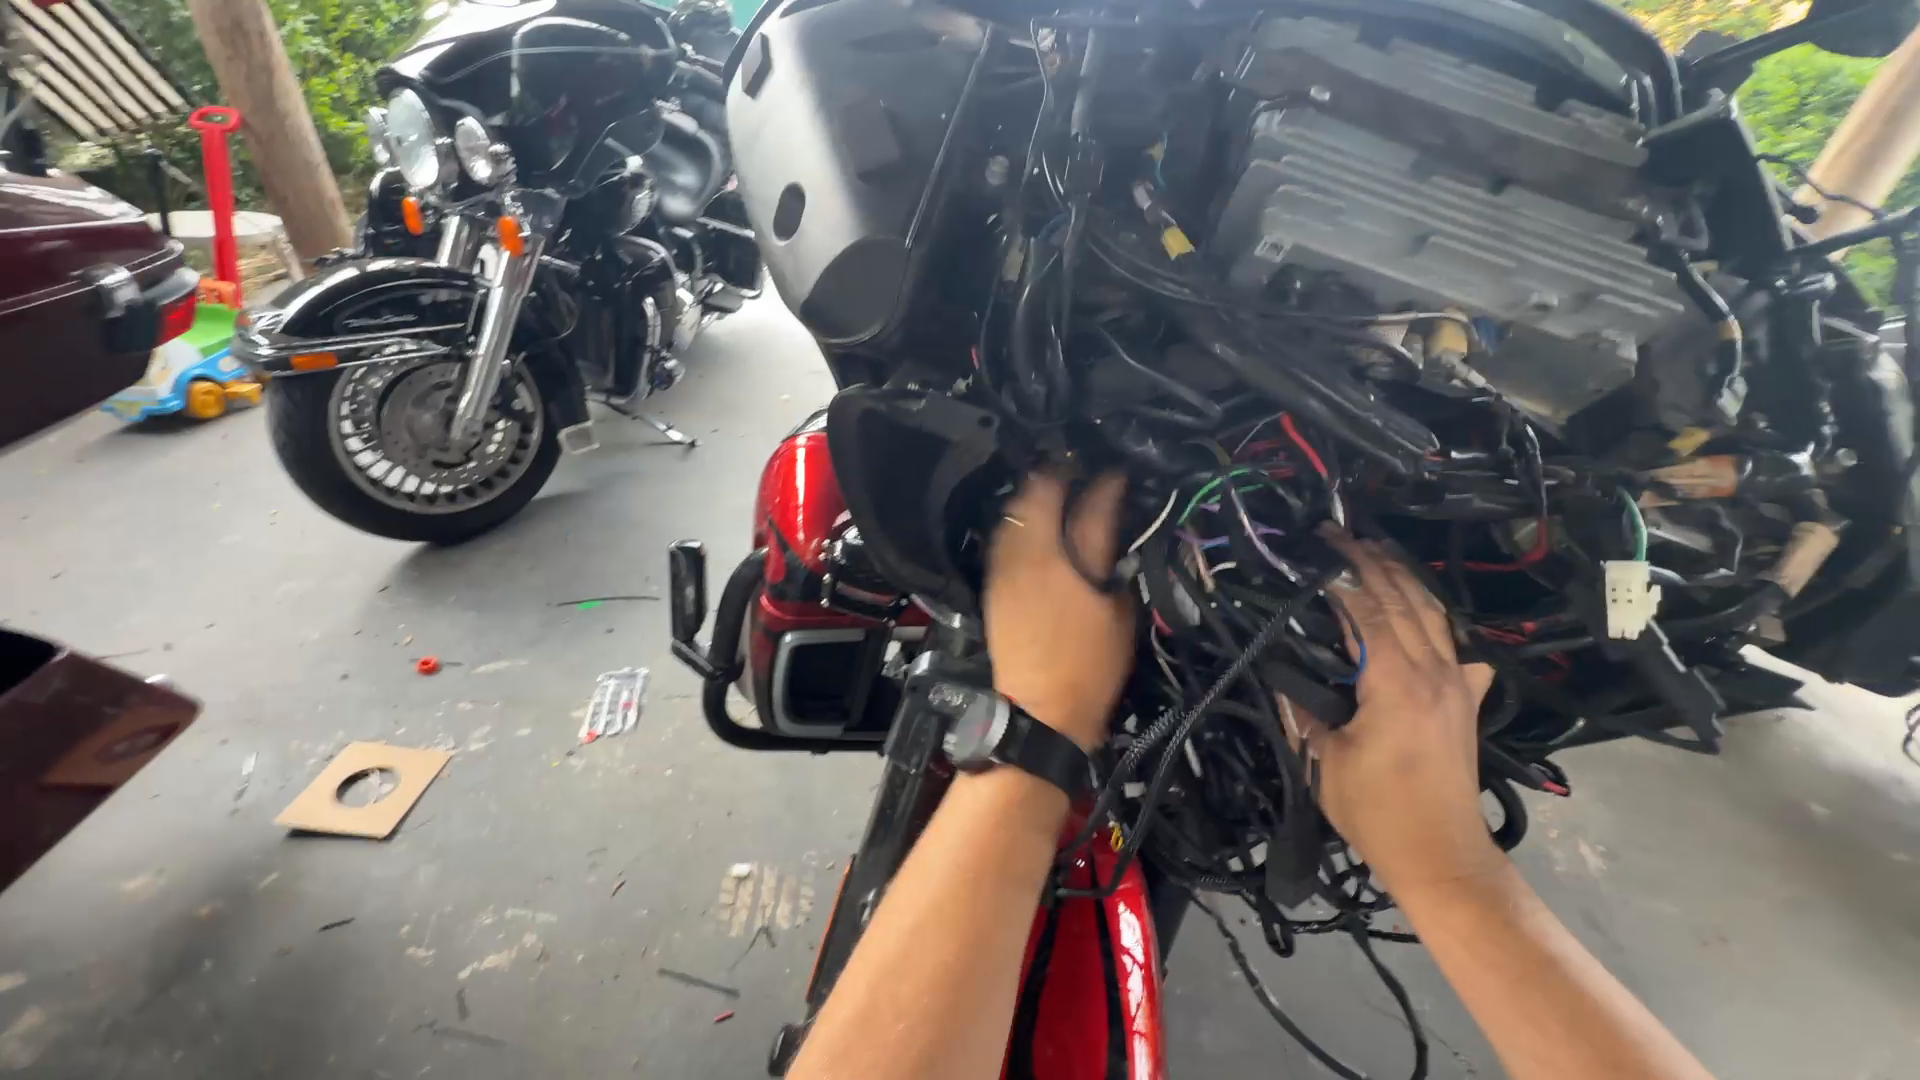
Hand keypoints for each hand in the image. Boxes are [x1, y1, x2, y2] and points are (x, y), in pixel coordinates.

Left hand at [983, 471, 1134, 751]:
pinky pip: (1002, 538)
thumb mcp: (1119, 616)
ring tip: (1052, 485)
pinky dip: (1018, 521)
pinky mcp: (992, 585)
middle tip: (1077, 465)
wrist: (1039, 710)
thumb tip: (1113, 544)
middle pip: (1039, 495)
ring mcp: (1005, 569)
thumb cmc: (1088, 668)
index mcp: (1069, 562)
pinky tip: (1029, 522)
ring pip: (1013, 513)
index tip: (1117, 471)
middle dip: (1059, 473)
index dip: (1107, 483)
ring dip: (1033, 494)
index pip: (1092, 507)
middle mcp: (1030, 556)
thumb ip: (1115, 569)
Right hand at [1300, 528, 1501, 897]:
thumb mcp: (1324, 758)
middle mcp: (1434, 673)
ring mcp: (1458, 684)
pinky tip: (1426, 613)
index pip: (1368, 610)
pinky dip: (1436, 618)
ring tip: (1376, 550)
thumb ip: (1305, 707)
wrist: (1440, 853)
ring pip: (1433, 614)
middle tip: (1340, 536)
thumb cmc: (1376, 809)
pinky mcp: (1467, 700)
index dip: (1343, 575)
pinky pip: (1455, 645)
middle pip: (1404, 600)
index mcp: (1395, 682)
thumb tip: (1282, 670)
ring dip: (1403, 578)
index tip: (1319, 547)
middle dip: (1372, 562)